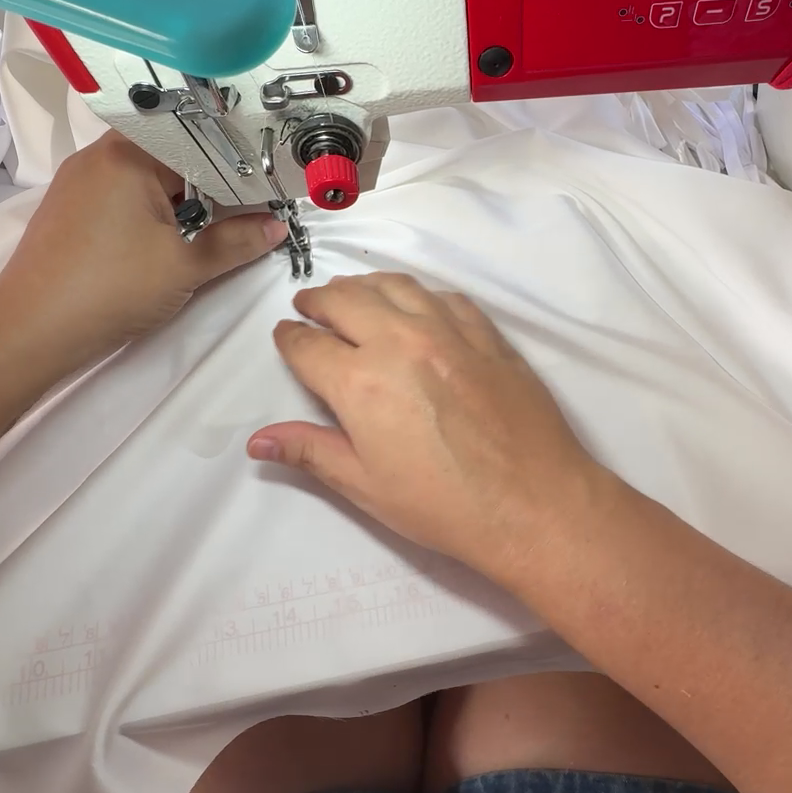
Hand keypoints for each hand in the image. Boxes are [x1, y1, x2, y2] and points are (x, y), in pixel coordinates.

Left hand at [0, 131, 287, 369]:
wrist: (33, 329)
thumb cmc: (112, 288)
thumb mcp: (187, 267)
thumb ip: (237, 243)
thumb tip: (276, 227)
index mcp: (126, 157)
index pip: (193, 142)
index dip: (232, 162)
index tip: (263, 182)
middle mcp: (97, 159)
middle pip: (168, 156)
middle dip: (207, 181)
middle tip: (245, 205)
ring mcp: (78, 184)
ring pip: (144, 177)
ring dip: (179, 198)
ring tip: (210, 224)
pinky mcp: (69, 211)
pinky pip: (122, 195)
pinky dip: (151, 210)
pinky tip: (167, 238)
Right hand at [248, 273, 612, 575]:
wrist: (534, 502)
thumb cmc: (444, 506)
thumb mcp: (366, 487)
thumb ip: (311, 452)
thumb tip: (257, 441)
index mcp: (361, 382)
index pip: (308, 346)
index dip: (289, 340)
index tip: (285, 337)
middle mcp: (401, 342)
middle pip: (346, 300)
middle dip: (319, 301)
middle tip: (309, 307)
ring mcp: (450, 332)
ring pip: (395, 286)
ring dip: (365, 286)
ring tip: (353, 296)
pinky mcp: (488, 335)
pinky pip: (445, 297)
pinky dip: (418, 295)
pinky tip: (416, 307)